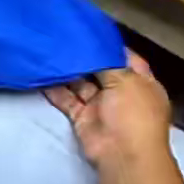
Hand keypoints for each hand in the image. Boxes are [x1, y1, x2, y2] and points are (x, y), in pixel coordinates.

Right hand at [43, 51, 172, 175]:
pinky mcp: (83, 117)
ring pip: (82, 85)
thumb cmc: (133, 113)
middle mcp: (121, 91)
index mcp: (141, 81)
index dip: (109, 45)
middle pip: (100, 70)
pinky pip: (68, 100)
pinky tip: (43, 77)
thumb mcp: (126, 81)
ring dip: (68, 73)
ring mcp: (101, 105)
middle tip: (63, 40)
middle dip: (85, 58)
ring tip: (50, 54)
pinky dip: (56, 91)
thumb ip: (107, 64)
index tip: (89, 31)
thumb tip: (92, 50)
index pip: (124, 58)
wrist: (121, 152)